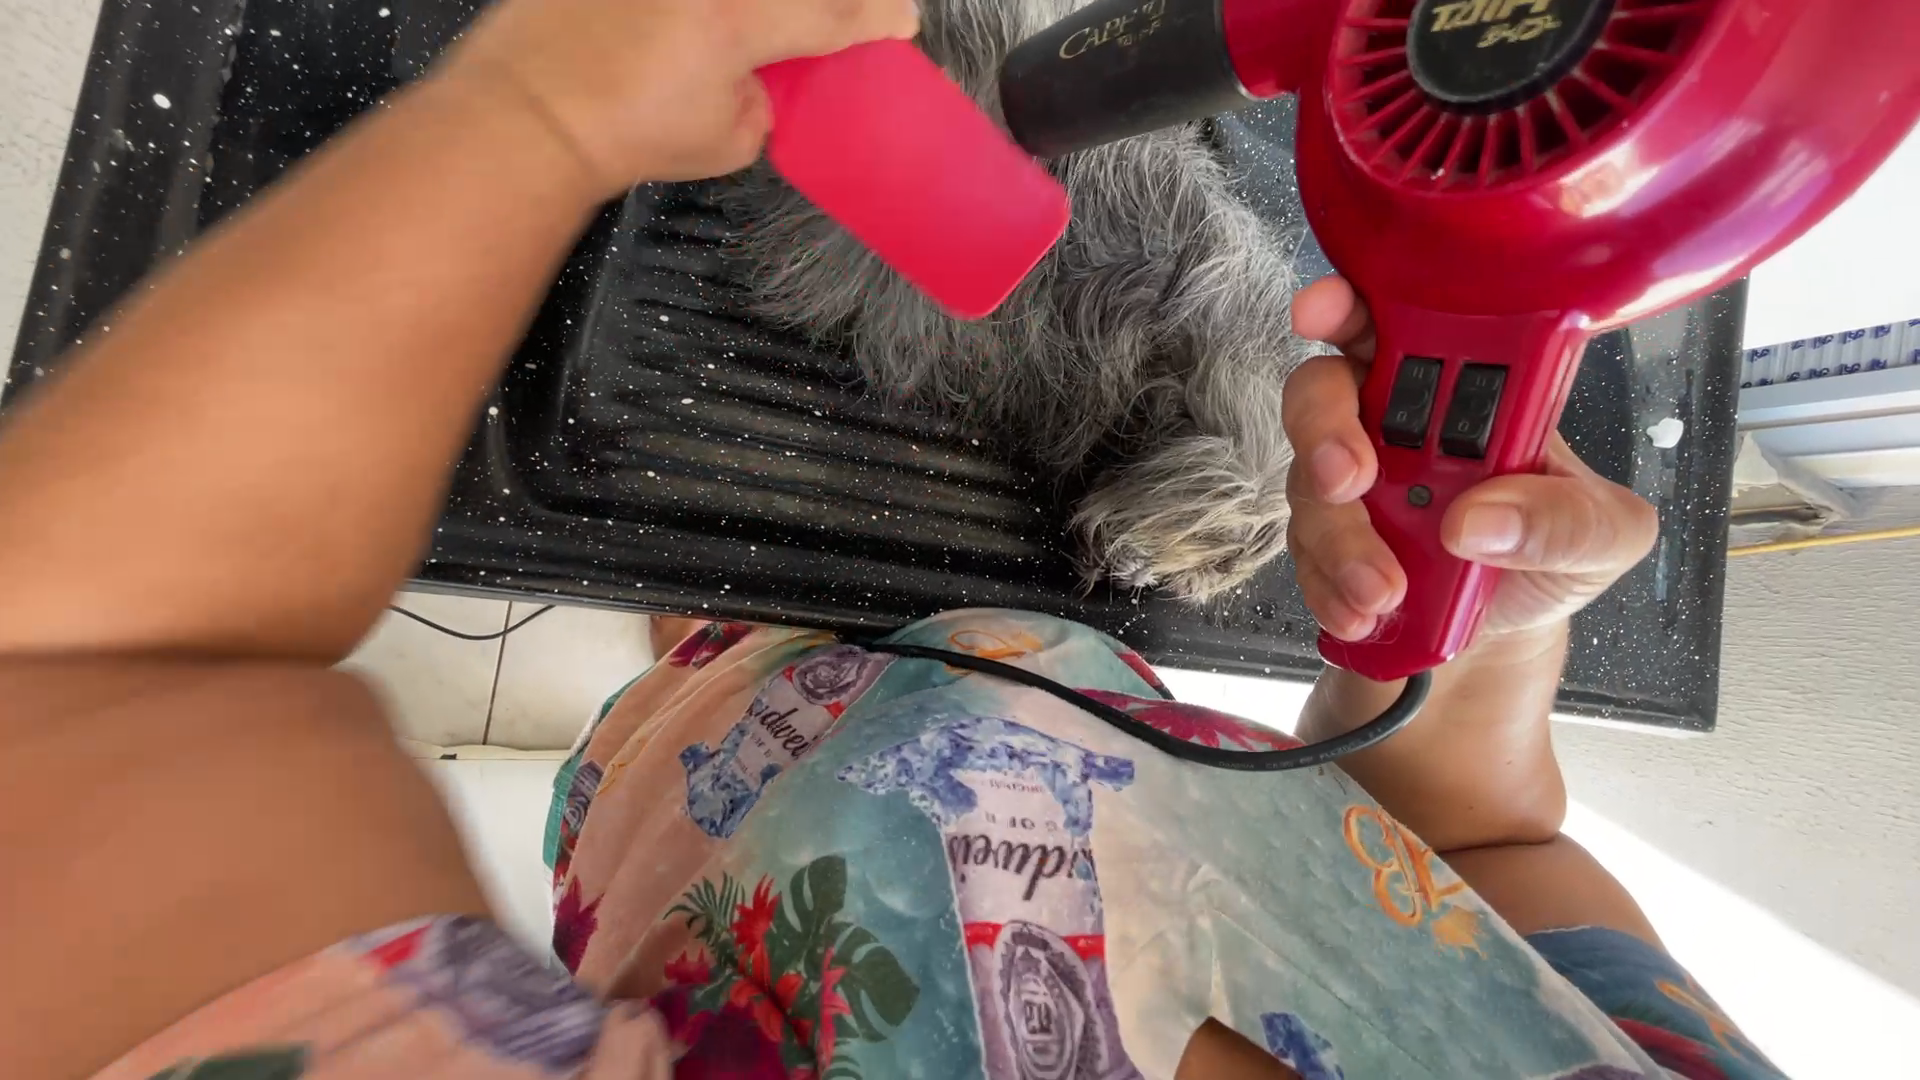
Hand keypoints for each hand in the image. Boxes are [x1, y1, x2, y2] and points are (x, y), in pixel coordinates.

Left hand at [440, 0, 918, 194]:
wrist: (538, 107)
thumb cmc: (636, 134)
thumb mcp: (728, 140)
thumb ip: (763, 99)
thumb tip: (764, 73)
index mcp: (739, 21)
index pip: (830, 15)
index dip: (875, 19)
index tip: (905, 19)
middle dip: (838, 2)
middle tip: (854, 13)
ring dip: (780, 12)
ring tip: (774, 34)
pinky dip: (721, 16)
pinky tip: (711, 30)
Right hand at [1284, 277, 1658, 647]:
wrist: (1496, 635)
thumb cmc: (1547, 558)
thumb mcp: (1605, 537)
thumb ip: (1566, 521)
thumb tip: (1479, 521)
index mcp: (1462, 392)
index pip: (1395, 323)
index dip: (1349, 305)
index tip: (1321, 310)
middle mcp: (1391, 426)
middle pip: (1321, 391)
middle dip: (1324, 429)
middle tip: (1349, 481)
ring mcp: (1346, 485)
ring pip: (1306, 484)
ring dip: (1339, 539)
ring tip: (1385, 592)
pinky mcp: (1319, 541)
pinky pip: (1299, 552)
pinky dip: (1327, 586)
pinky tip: (1364, 612)